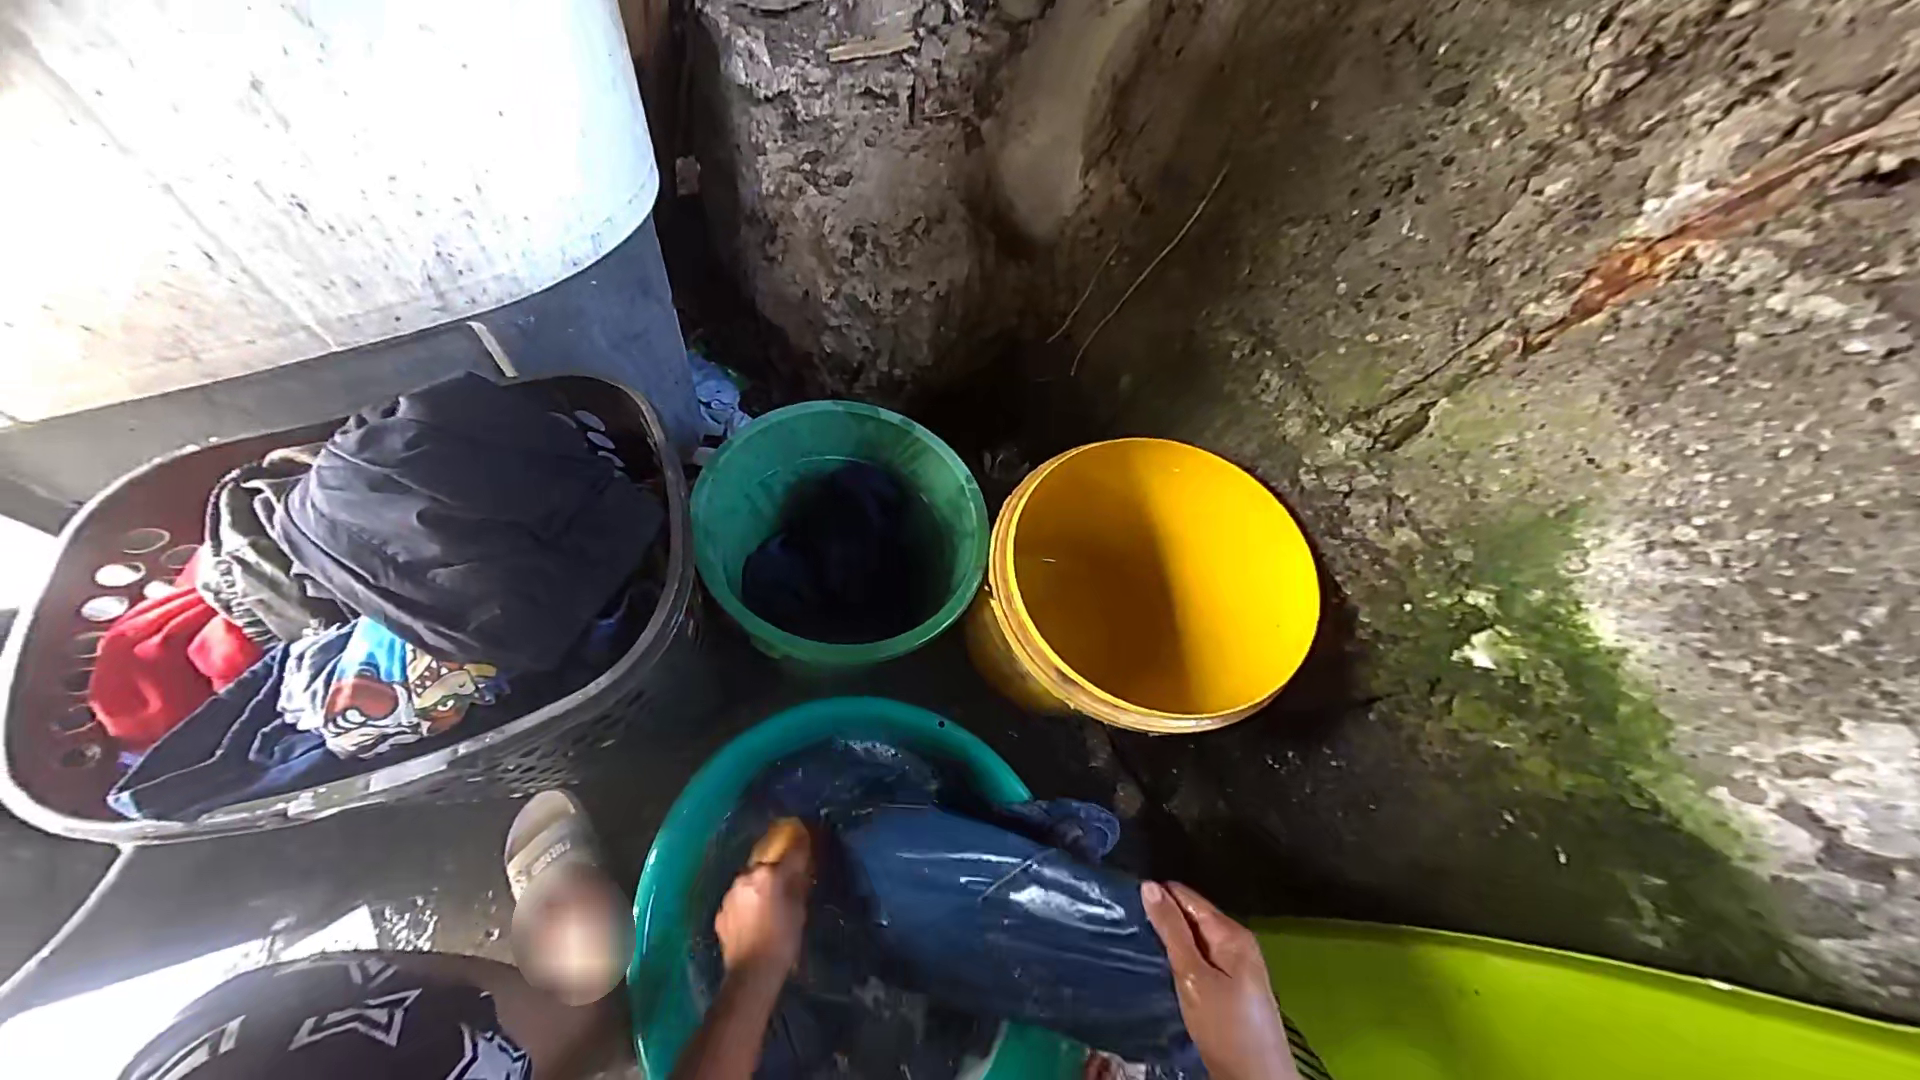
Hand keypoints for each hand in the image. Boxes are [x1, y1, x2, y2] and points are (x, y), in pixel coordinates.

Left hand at [714, 819, 813, 985]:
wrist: (751, 973)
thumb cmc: (782, 940)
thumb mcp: (799, 910)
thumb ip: (798, 884)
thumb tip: (799, 870)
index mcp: (769, 873)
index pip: (790, 851)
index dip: (801, 846)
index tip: (806, 840)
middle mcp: (747, 876)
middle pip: (766, 866)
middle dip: (775, 871)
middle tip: (785, 883)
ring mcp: (730, 894)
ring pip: (749, 881)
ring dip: (759, 886)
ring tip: (767, 903)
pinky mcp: (721, 911)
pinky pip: (738, 899)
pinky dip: (746, 903)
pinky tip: (753, 918)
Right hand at [1142, 881, 1297, 1079]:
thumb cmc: (1226, 1029)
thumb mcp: (1193, 976)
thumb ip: (1171, 930)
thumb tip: (1149, 885)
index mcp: (1231, 933)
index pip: (1185, 896)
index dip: (1157, 898)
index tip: (1127, 907)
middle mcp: (1236, 942)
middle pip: (1190, 915)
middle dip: (1163, 920)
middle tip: (1129, 930)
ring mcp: (1236, 966)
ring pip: (1193, 939)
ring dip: (1170, 942)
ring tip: (1138, 945)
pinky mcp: (1231, 988)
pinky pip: (1199, 959)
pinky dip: (1181, 960)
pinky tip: (1162, 969)